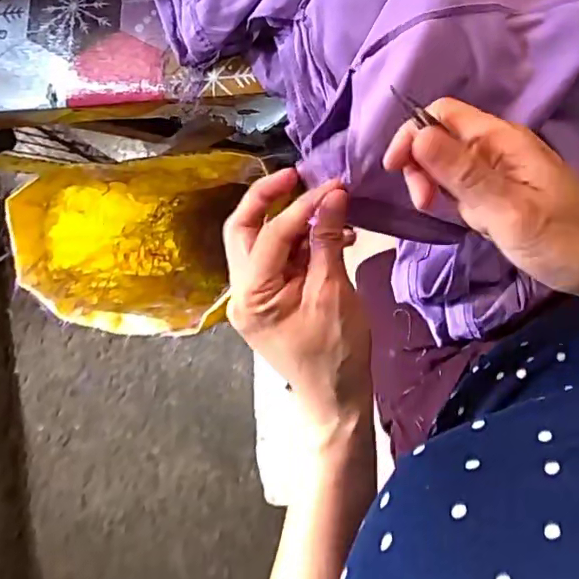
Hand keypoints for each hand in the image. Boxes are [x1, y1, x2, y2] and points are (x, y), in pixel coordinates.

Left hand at [224, 170, 372, 446]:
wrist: (336, 402)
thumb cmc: (336, 355)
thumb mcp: (334, 294)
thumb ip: (328, 240)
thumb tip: (332, 194)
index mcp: (252, 296)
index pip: (272, 234)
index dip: (303, 205)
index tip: (333, 185)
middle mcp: (242, 291)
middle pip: (244, 228)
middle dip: (268, 197)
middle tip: (298, 176)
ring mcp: (254, 294)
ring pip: (261, 239)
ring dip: (292, 218)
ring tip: (330, 207)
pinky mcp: (270, 296)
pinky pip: (280, 256)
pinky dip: (302, 239)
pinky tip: (333, 234)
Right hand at [381, 98, 578, 300]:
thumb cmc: (563, 241)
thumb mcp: (508, 210)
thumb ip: (462, 173)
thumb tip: (418, 134)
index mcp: (501, 140)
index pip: (442, 113)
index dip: (413, 133)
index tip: (397, 169)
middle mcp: (497, 148)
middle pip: (440, 137)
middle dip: (420, 163)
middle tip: (424, 202)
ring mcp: (499, 170)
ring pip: (447, 162)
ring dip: (433, 183)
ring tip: (441, 213)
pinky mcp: (500, 192)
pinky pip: (462, 185)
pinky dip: (452, 199)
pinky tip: (464, 220)